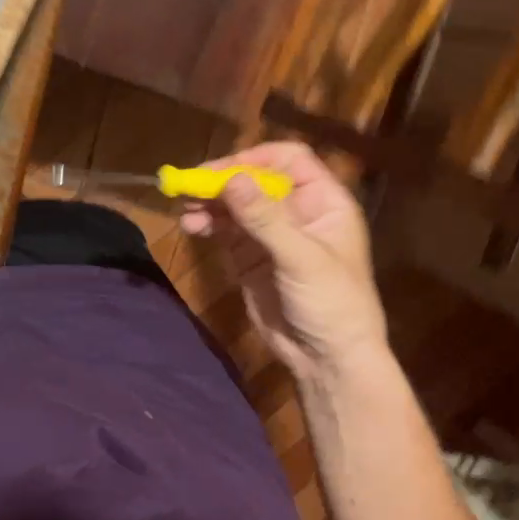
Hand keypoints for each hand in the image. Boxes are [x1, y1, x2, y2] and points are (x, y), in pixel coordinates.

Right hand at [179, 142, 387, 383]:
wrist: (328, 361)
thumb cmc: (333, 304)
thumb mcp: (301, 258)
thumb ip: (265, 218)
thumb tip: (232, 178)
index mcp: (323, 202)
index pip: (289, 160)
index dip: (256, 158)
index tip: (224, 170)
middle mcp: (297, 211)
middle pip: (254, 178)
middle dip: (222, 180)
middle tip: (190, 184)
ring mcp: (271, 233)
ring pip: (234, 202)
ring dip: (209, 201)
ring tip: (185, 207)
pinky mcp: (250, 255)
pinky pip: (224, 227)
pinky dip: (206, 222)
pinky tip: (190, 225)